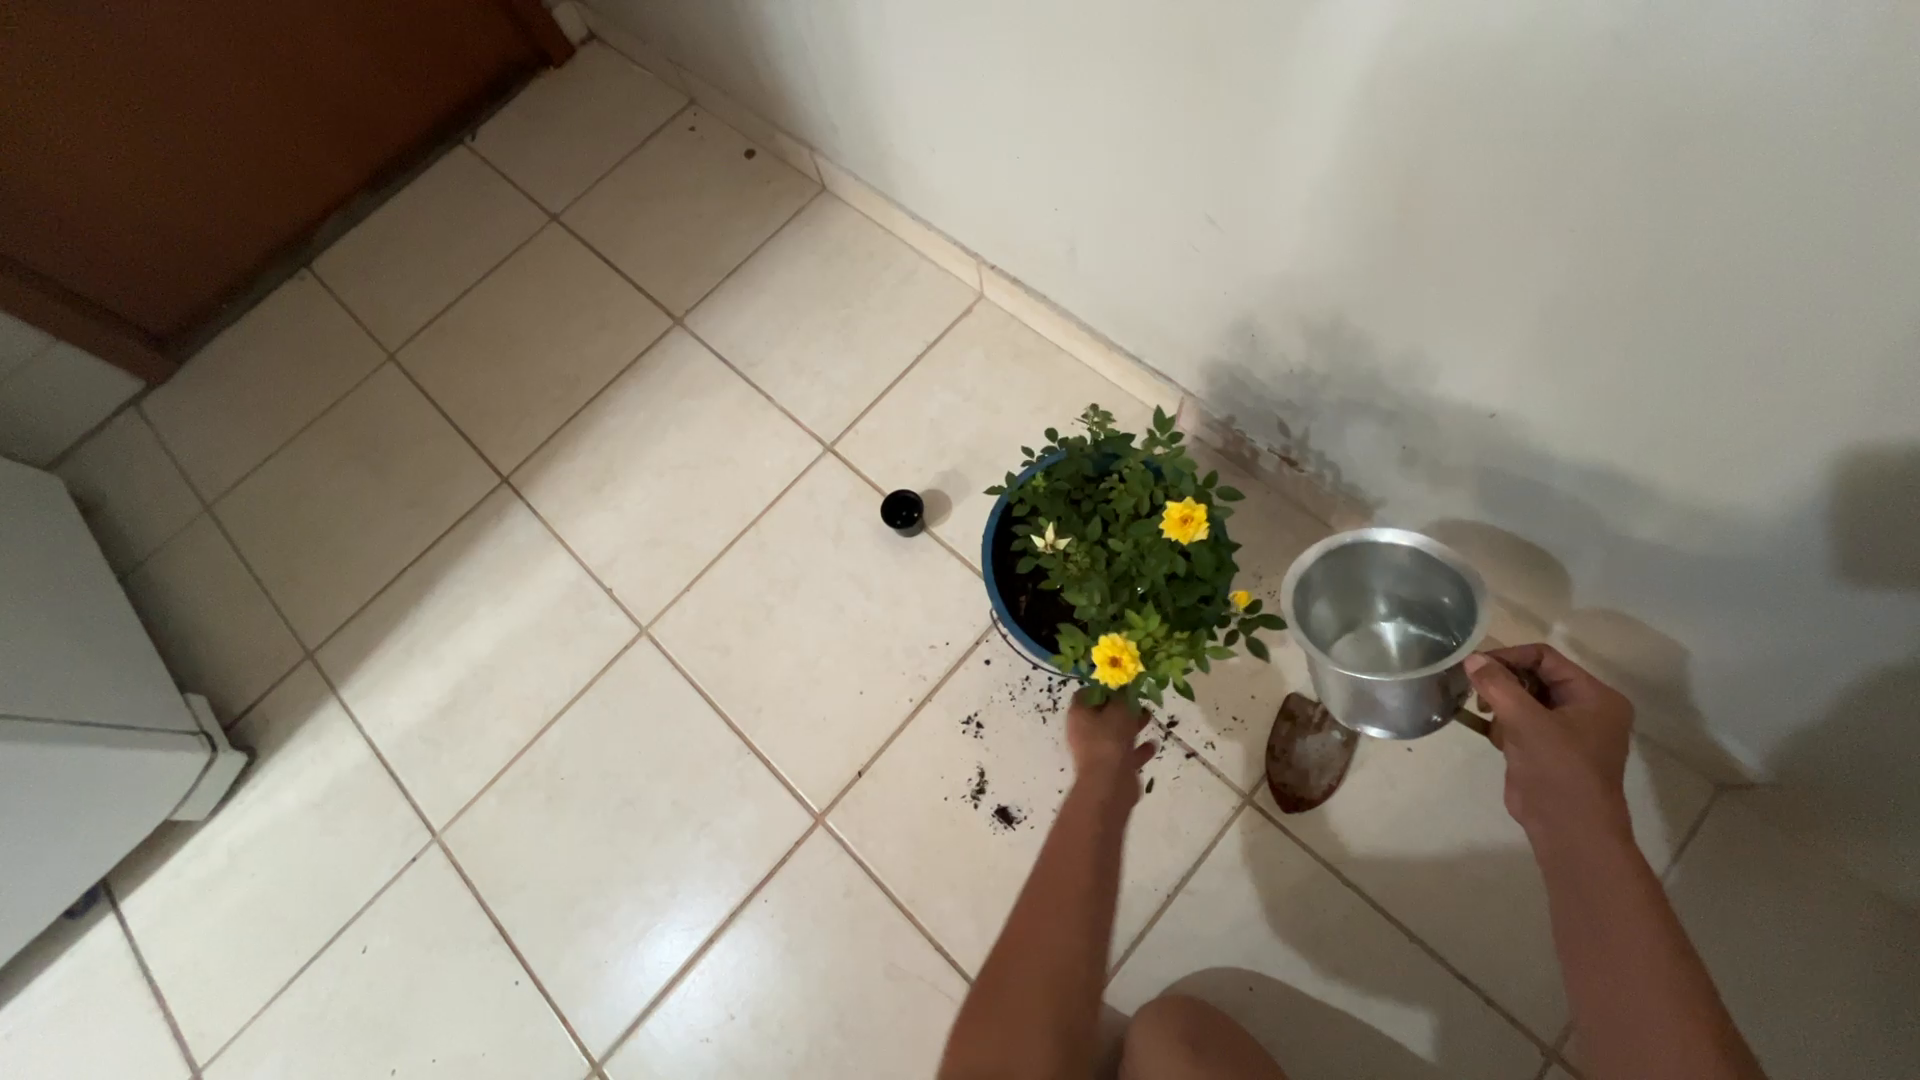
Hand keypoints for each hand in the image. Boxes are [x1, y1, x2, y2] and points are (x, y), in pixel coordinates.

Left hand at [1066, 689, 1155, 797]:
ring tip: (1149, 717)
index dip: (1104, 687)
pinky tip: (1153, 744)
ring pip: (1115, 733)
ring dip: (1131, 725)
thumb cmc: (1110, 740)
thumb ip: (1124, 696)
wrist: (1109, 785)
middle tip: (1139, 699)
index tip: (1122, 684)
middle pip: (1102, 713)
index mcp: (1078, 714)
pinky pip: (1125, 754)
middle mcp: (1083, 732)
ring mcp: (1096, 751)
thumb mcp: (1119, 710)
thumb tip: (1124, 688)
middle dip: (1122, 706)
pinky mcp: (1110, 768)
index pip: (1086, 694)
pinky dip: (1137, 749)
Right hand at [1465, 645, 1634, 848]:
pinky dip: (1501, 721)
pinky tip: (1490, 732)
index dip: (1509, 657)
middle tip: (1472, 688)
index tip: (1474, 666)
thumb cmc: (1558, 769)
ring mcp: (1565, 729)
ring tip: (1480, 711)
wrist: (1568, 827)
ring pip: (1523, 698)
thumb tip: (1471, 658)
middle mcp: (1584, 708)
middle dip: (1502, 681)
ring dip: (1498, 702)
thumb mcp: (1526, 722)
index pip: (1546, 658)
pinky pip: (1519, 720)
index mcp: (1595, 697)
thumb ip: (1497, 686)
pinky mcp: (1545, 747)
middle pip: (1534, 676)